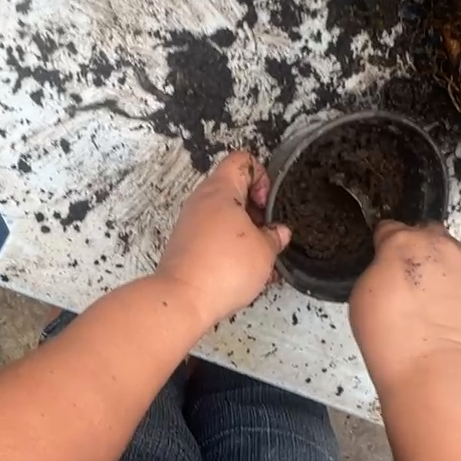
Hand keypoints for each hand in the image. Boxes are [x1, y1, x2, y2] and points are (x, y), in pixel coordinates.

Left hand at [152, 152, 291, 324]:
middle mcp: (200, 202)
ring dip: (243, 235)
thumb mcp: (265, 251)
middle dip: (255, 212)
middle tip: (265, 234)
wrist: (183, 300)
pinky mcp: (185, 247)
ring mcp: (190, 225)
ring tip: (256, 259)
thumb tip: (278, 233)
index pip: (242, 161)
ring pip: (223, 219)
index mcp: (220, 189)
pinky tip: (240, 273)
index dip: (262, 178)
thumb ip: (275, 237)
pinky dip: (228, 251)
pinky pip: (211, 240)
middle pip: (233, 192)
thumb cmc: (220, 270)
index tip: (267, 204)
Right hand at [349, 221, 460, 385]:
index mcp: (399, 242)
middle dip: (418, 248)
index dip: (384, 244)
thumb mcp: (362, 293)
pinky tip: (449, 303)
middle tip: (411, 279)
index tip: (384, 258)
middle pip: (425, 233)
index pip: (390, 228)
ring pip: (451, 249)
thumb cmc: (387, 334)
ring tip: (433, 296)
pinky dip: (460, 280)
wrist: (426, 362)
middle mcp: (434, 242)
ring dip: (442, 263)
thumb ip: (378, 267)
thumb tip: (389, 264)